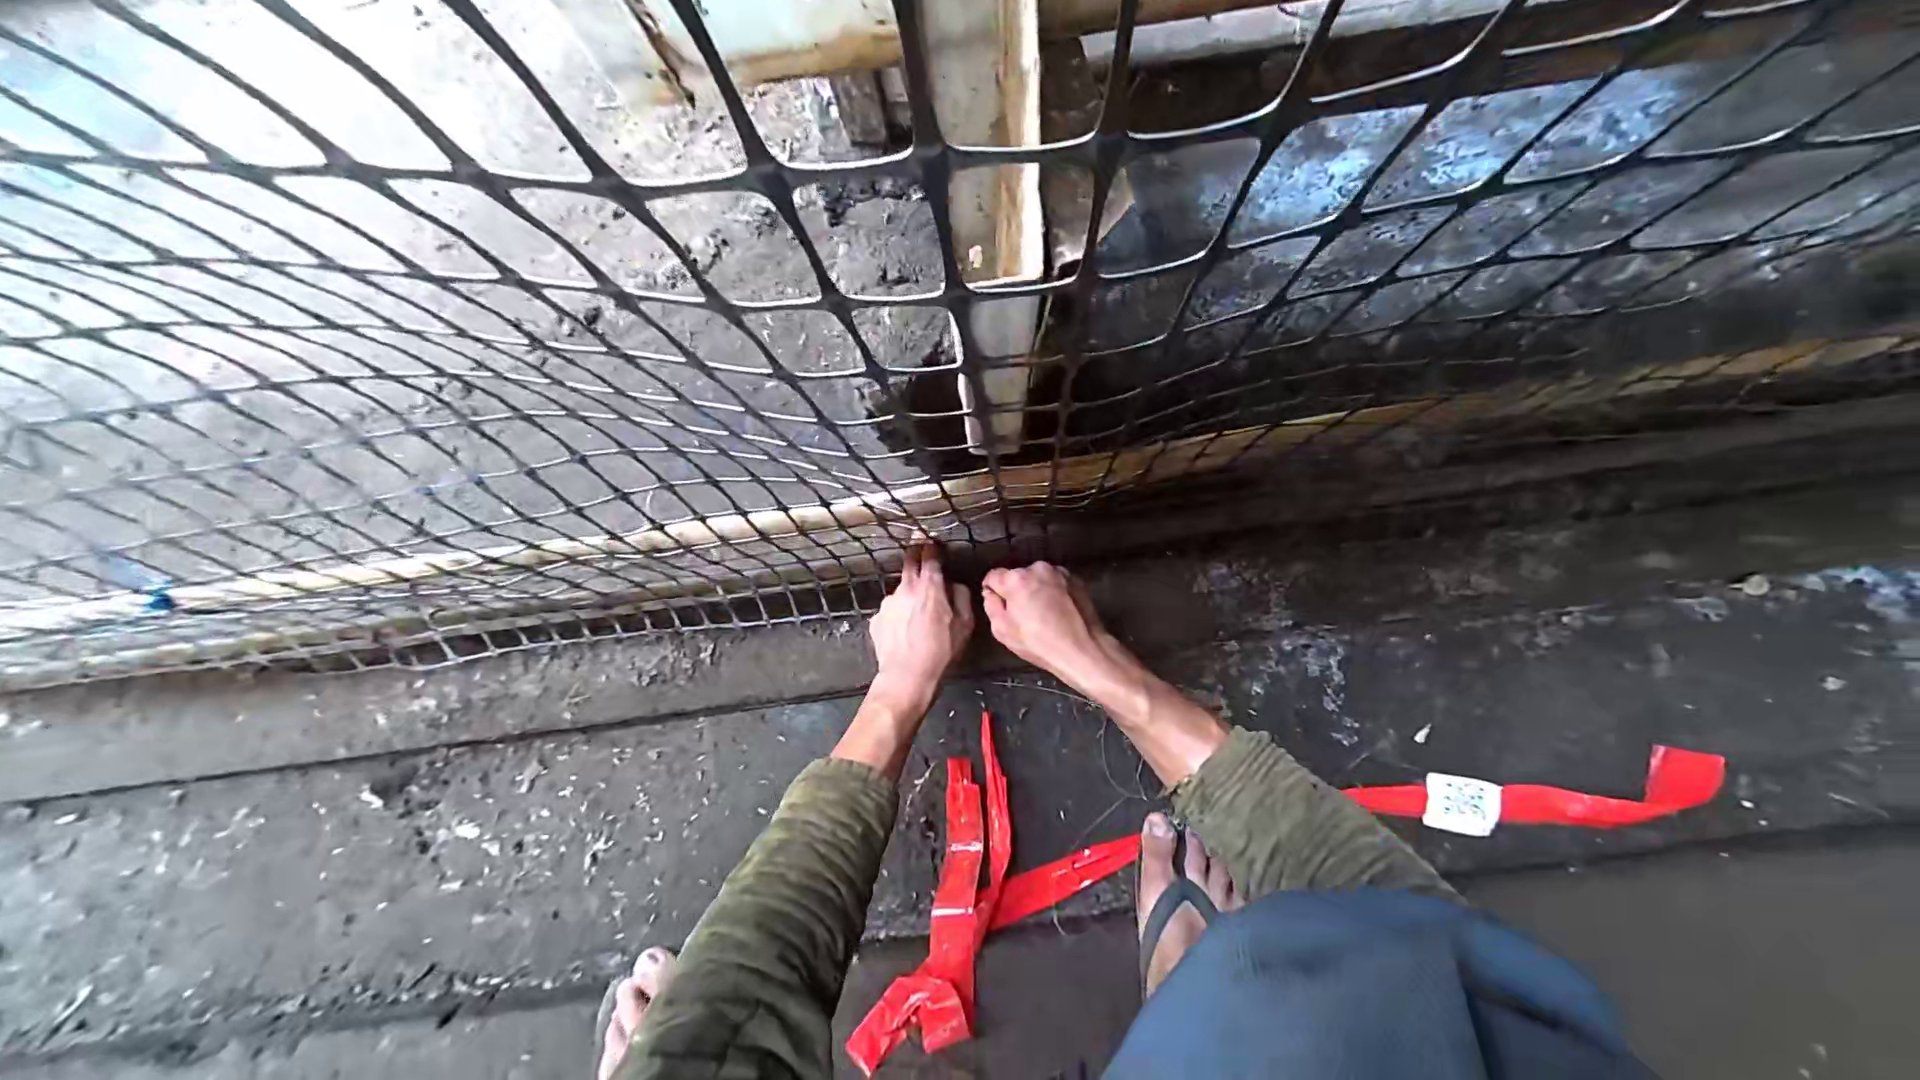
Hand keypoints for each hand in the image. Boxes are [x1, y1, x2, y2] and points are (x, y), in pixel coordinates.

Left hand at [867, 545, 972, 699]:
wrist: (906, 677)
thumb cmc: (940, 652)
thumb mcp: (965, 624)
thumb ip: (962, 597)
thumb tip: (955, 585)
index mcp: (929, 587)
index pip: (929, 555)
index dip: (932, 546)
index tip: (933, 543)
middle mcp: (905, 589)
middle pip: (909, 561)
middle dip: (916, 554)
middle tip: (922, 554)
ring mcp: (888, 603)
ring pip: (900, 588)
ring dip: (909, 593)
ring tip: (918, 614)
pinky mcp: (877, 618)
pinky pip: (891, 609)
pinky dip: (898, 613)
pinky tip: (905, 630)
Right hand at [981, 562, 1137, 694]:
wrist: (1082, 650)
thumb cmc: (1038, 643)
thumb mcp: (1002, 630)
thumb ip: (991, 605)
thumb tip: (991, 593)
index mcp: (1016, 578)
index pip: (993, 576)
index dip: (992, 591)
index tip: (1000, 605)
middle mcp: (1037, 567)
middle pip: (1017, 576)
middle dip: (1016, 590)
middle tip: (1023, 614)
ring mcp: (1059, 572)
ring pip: (1037, 578)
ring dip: (1035, 590)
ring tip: (1043, 614)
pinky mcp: (1075, 579)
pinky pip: (1055, 582)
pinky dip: (1052, 592)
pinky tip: (1057, 612)